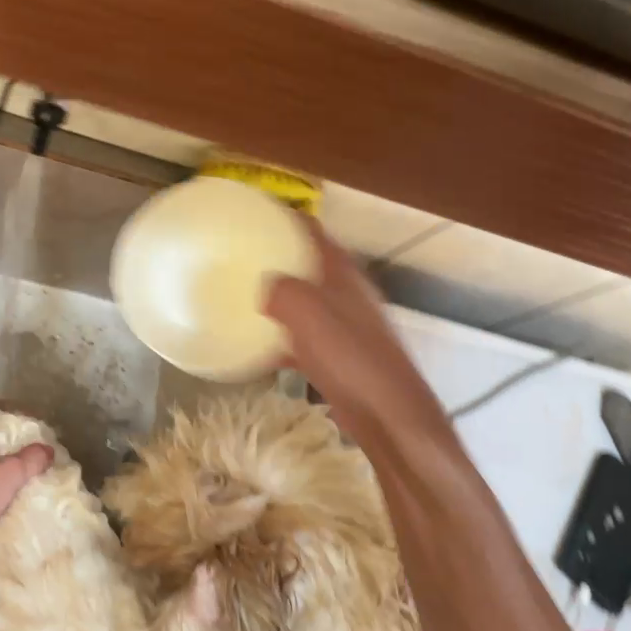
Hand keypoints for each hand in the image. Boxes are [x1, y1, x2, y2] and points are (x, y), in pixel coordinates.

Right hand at [264, 216, 448, 442]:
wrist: (389, 418)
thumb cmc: (351, 360)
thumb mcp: (308, 315)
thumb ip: (282, 291)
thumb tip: (266, 286)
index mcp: (343, 275)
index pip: (313, 232)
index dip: (286, 217)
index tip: (254, 212)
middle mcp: (348, 294)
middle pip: (309, 264)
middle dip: (279, 257)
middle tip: (241, 255)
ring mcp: (346, 327)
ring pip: (306, 302)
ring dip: (279, 298)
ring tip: (243, 297)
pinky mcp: (341, 358)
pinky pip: (303, 339)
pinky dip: (282, 339)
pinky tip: (258, 351)